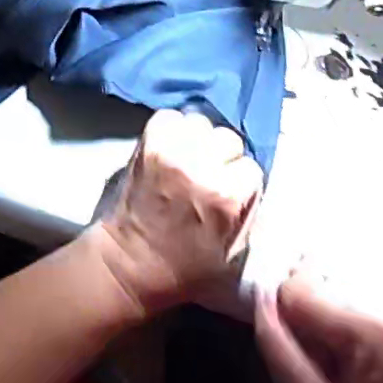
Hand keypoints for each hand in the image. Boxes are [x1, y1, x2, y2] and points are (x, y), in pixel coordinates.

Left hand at [89, 109, 263, 315]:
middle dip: (223, 155)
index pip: (250, 167)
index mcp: (225, 195)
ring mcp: (170, 150)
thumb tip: (249, 180)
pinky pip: (169, 116)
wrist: (132, 258)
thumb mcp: (234, 248)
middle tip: (210, 171)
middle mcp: (199, 165)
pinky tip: (172, 146)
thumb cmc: (187, 265)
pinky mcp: (146, 141)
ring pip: (199, 122)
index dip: (241, 181)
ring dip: (198, 138)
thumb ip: (247, 208)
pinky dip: (173, 127)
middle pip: (227, 138)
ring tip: (190, 156)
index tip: (231, 189)